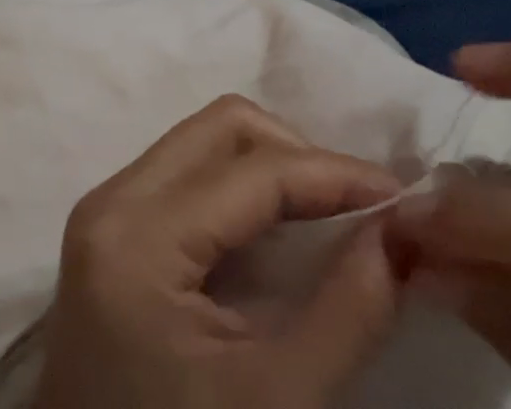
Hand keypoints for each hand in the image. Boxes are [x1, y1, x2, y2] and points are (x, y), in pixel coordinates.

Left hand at [35, 95, 406, 408]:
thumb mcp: (279, 399)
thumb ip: (352, 308)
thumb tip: (403, 230)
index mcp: (136, 238)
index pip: (257, 169)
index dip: (340, 175)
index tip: (405, 201)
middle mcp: (111, 203)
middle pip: (224, 128)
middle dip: (302, 156)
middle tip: (358, 209)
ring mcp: (106, 215)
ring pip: (207, 144)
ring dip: (275, 168)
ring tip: (331, 220)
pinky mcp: (113, 236)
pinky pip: (190, 176)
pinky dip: (246, 190)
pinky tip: (283, 235)